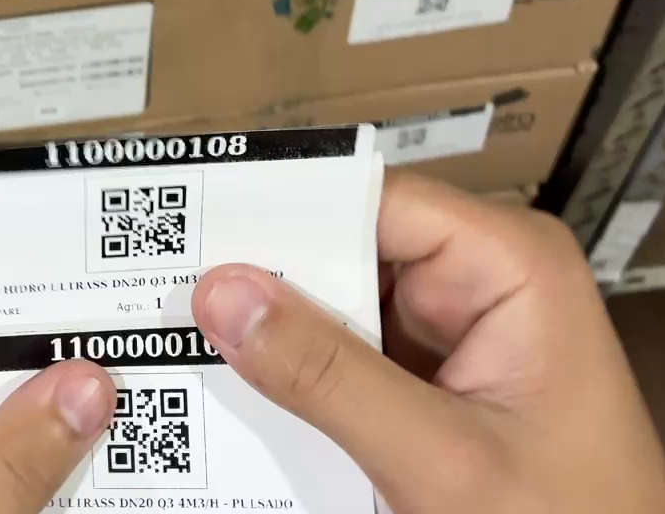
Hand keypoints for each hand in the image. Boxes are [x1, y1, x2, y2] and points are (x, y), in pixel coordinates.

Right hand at [190, 174, 664, 512]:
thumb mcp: (445, 465)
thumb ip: (328, 376)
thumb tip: (215, 289)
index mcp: (504, 259)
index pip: (364, 199)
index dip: (276, 208)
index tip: (187, 224)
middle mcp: (470, 267)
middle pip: (337, 239)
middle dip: (259, 266)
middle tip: (160, 273)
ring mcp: (442, 316)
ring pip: (326, 289)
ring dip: (262, 313)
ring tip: (173, 313)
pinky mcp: (418, 363)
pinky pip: (332, 338)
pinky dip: (283, 354)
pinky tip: (222, 360)